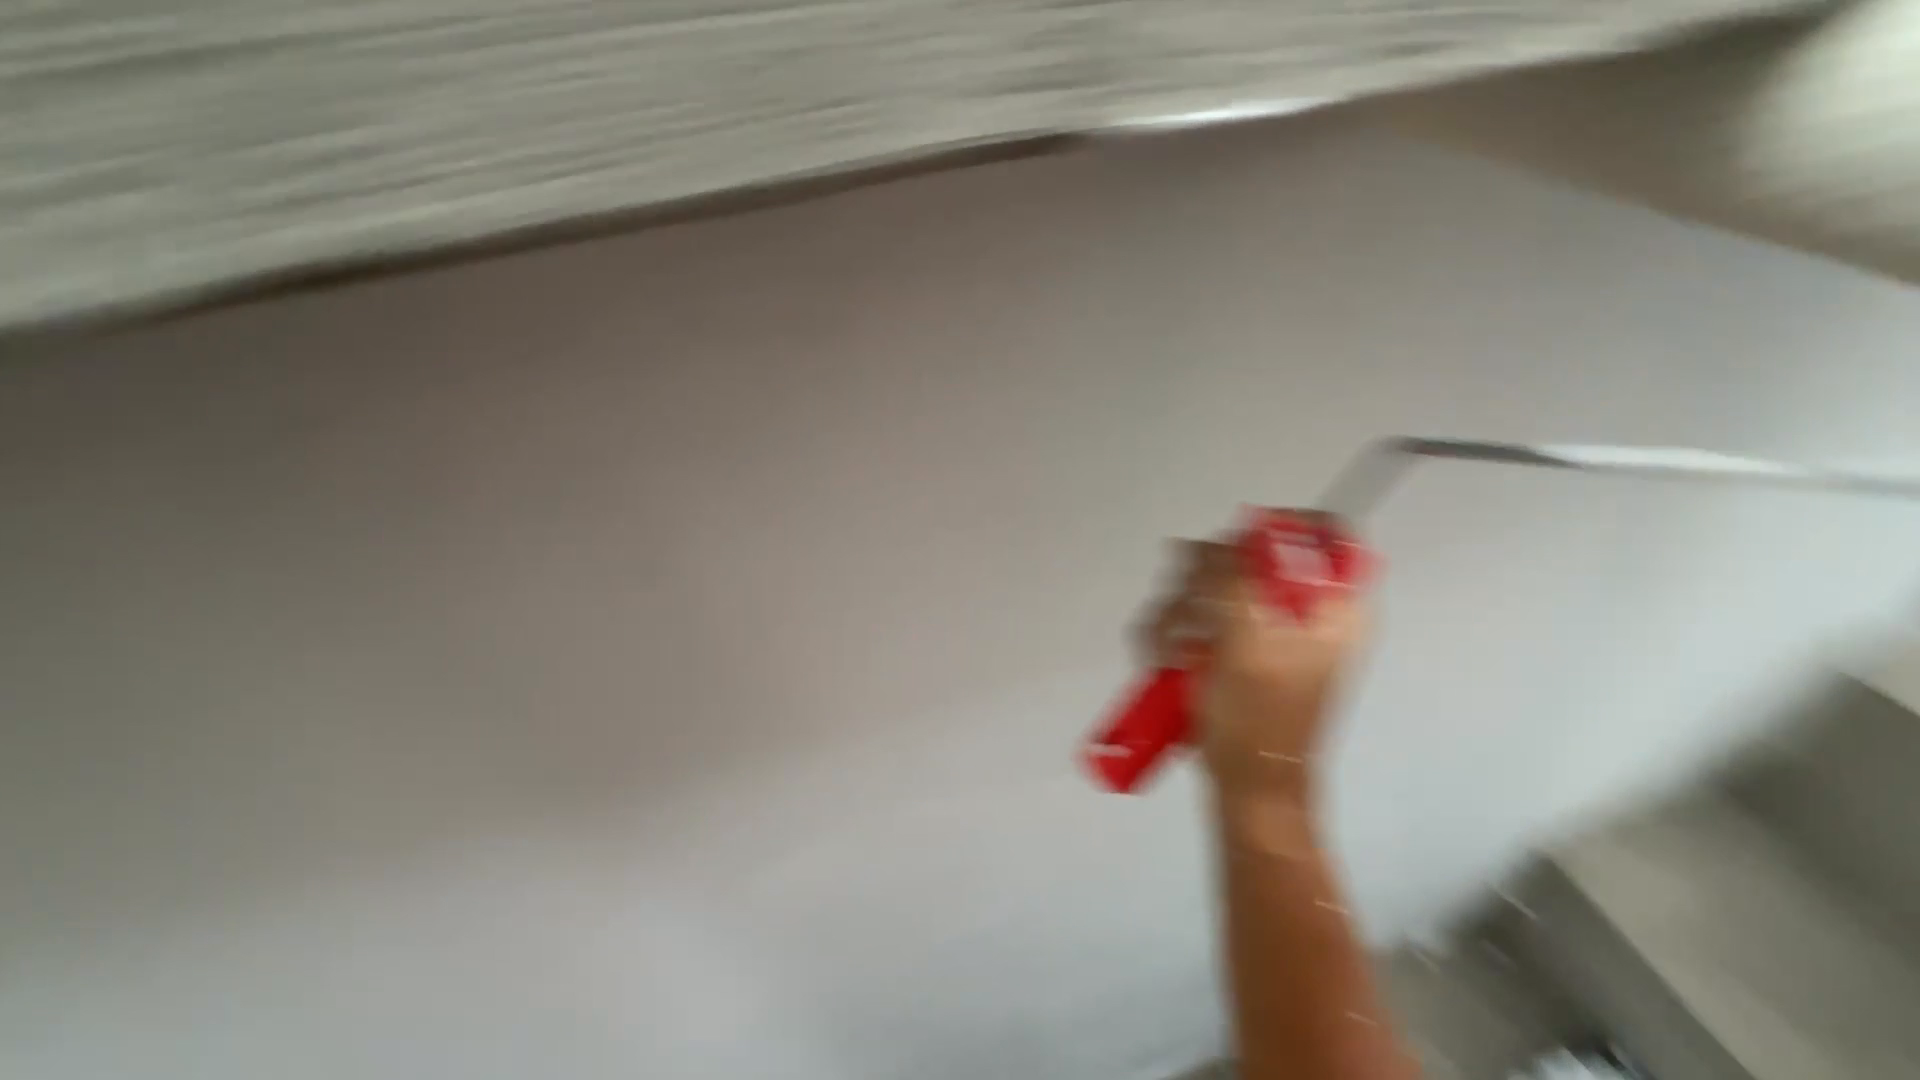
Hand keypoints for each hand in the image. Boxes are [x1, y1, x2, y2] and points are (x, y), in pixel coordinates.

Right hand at [1140, 521, 1369, 798]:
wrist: (1250, 787)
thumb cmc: (1259, 718)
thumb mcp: (1248, 641)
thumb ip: (1233, 579)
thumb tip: (1212, 541)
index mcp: (1335, 605)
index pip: (1327, 533)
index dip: (1281, 527)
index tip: (1235, 548)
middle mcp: (1305, 610)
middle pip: (1252, 555)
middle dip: (1207, 581)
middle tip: (1192, 612)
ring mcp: (1267, 630)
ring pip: (1215, 585)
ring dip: (1181, 611)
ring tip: (1170, 649)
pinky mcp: (1235, 649)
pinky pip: (1200, 617)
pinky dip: (1177, 632)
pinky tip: (1164, 657)